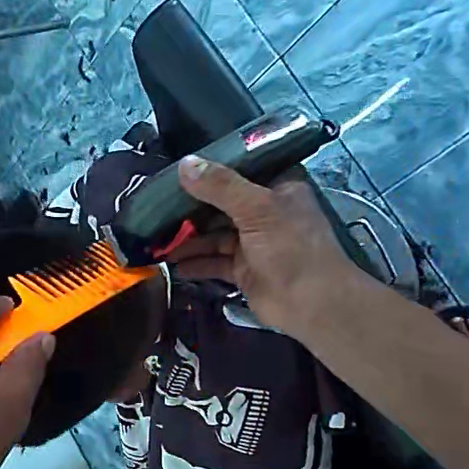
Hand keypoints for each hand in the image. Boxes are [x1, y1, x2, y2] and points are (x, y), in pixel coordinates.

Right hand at [165, 157, 370, 333]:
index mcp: (278, 187)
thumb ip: (220, 186)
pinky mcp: (245, 270)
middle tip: (155, 205)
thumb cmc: (291, 247)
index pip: (241, 169)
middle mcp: (265, 211)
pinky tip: (170, 263)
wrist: (313, 304)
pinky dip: (194, 262)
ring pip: (214, 234)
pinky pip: (214, 261)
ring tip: (155, 237)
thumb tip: (185, 164)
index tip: (178, 168)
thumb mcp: (257, 208)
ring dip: (188, 237)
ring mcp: (254, 242)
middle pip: (221, 203)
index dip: (212, 168)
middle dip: (191, 207)